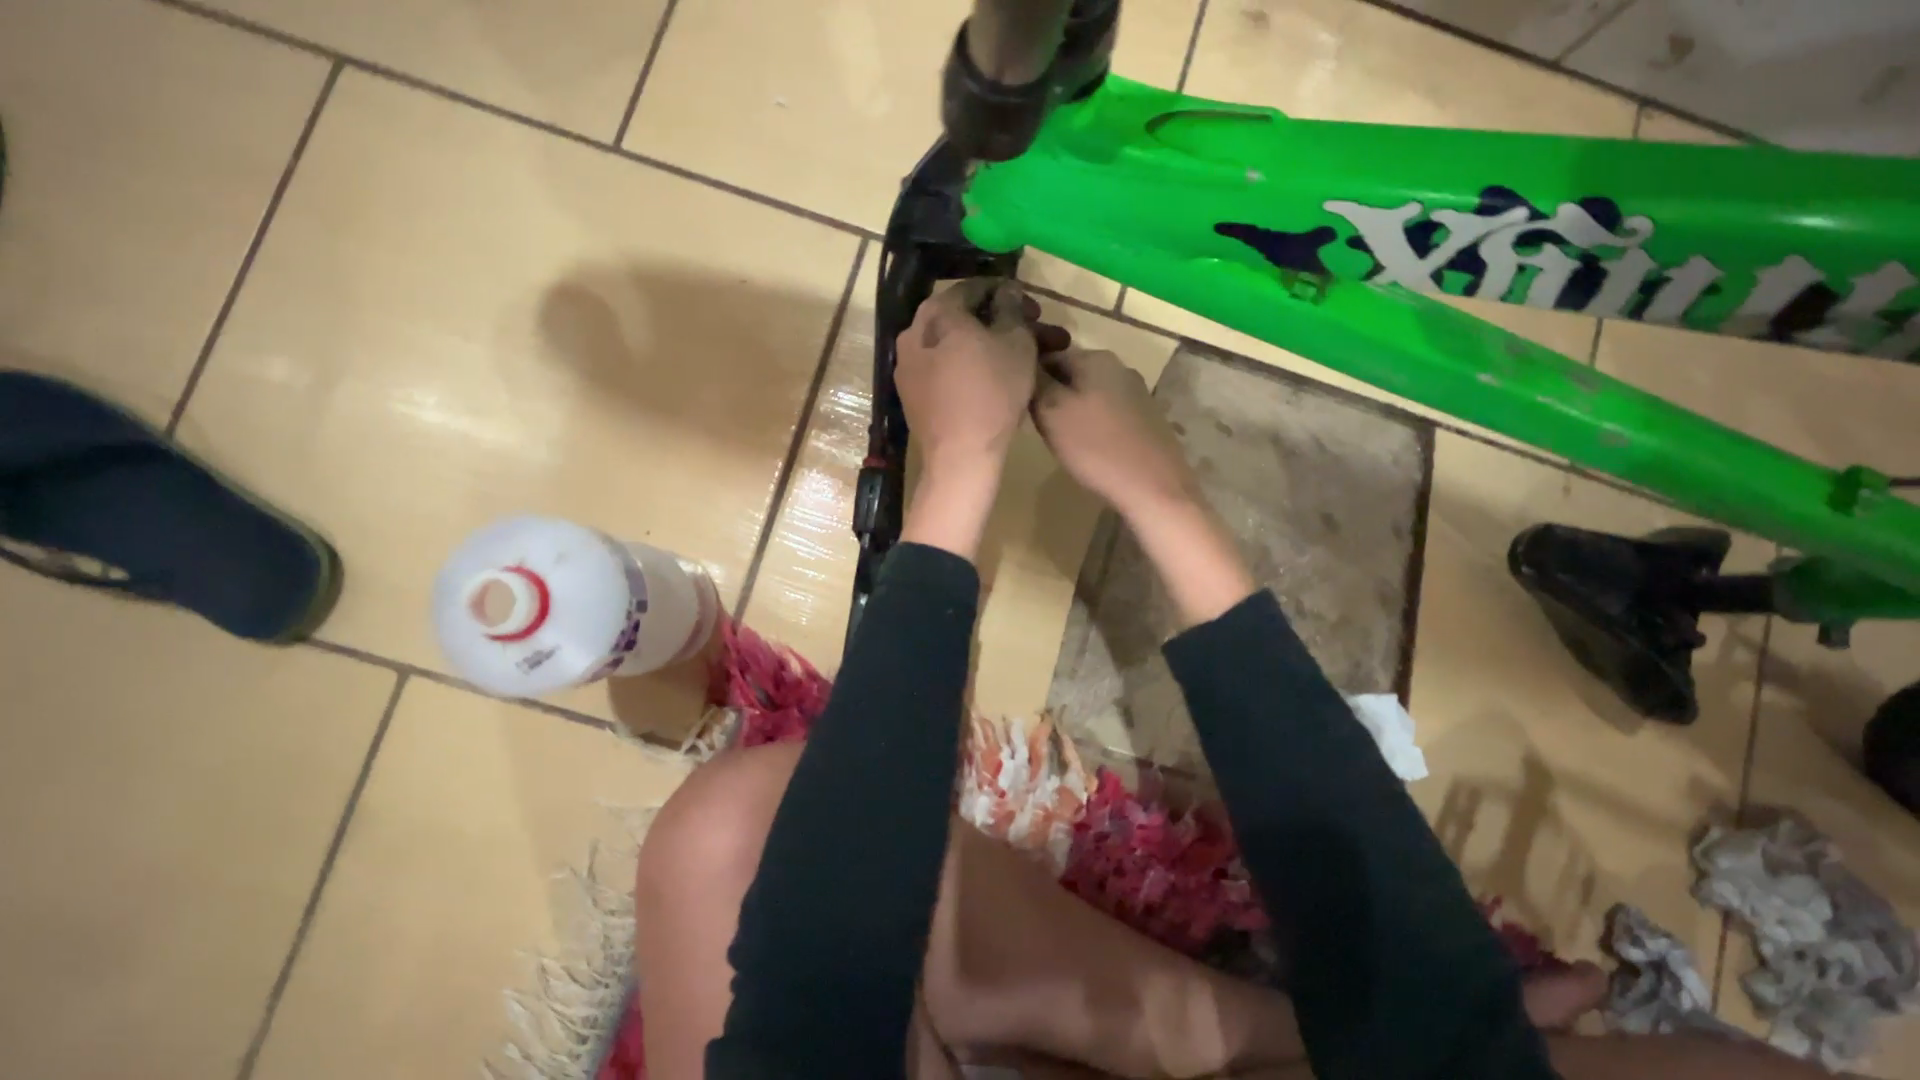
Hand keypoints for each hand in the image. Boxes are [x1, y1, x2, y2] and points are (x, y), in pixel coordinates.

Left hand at [895, 279, 1046, 473]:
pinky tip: (986, 379)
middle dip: (994, 320)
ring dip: (981, 344)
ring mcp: (906, 366)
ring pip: (949, 344)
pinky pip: (941, 368)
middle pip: (958, 317)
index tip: (1030, 308)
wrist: (960, 456)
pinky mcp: (910, 394)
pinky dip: (963, 366)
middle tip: (1024, 332)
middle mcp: (912, 332)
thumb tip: (1005, 291)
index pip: (972, 288)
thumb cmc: (992, 393)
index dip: (1005, 294)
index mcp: (936, 313)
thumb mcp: (1016, 343)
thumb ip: (1011, 309)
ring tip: (1010, 357)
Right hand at [1029, 348, 1199, 520]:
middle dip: (1054, 394)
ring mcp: (1137, 392)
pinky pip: (1110, 413)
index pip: (1050, 355)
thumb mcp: (1051, 411)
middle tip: (1041, 424)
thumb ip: (1037, 381)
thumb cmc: (1095, 446)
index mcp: (1094, 358)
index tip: (1023, 403)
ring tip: (1064, 438)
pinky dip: (1095, 424)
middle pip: (1073, 374)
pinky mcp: (1147, 418)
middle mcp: (1119, 367)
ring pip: (1091, 394)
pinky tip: (1092, 447)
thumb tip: (1030, 363)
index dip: (1032, 377)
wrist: (1153, 485)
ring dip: (1074, 411)